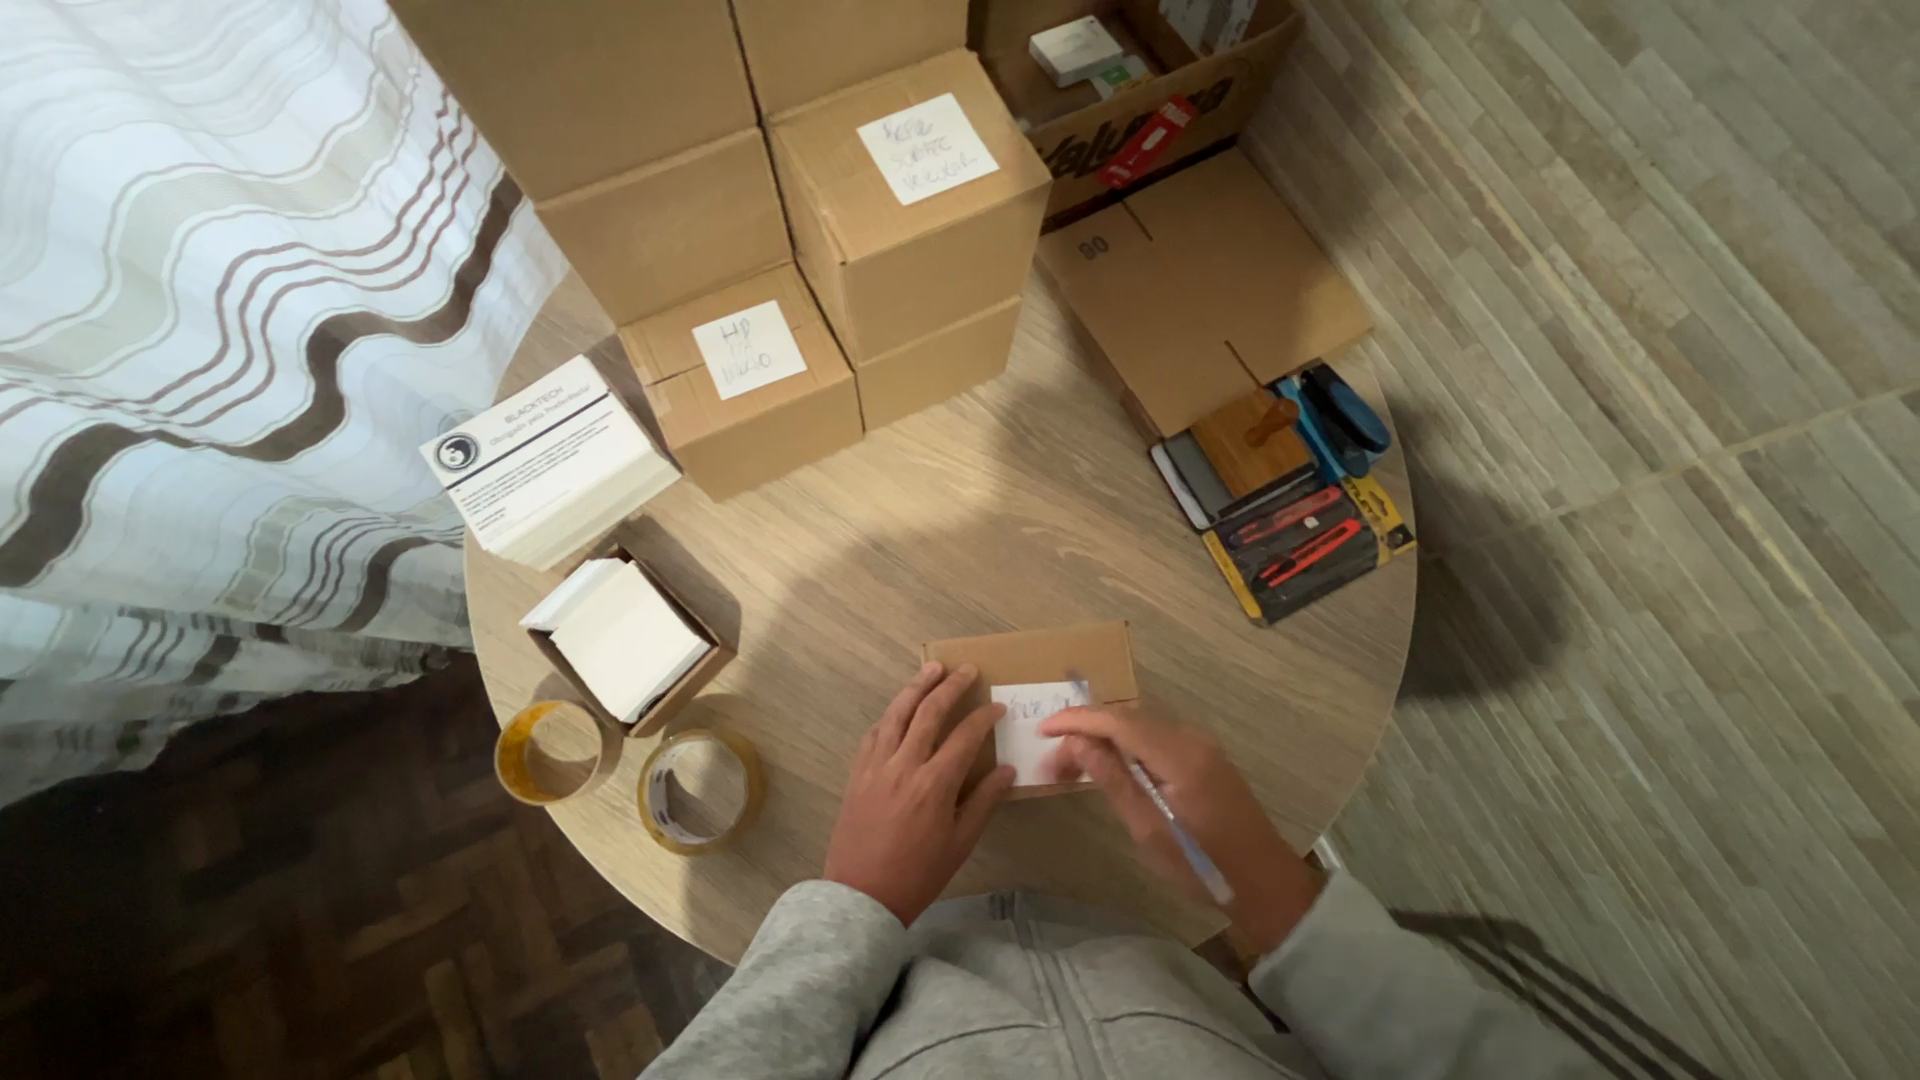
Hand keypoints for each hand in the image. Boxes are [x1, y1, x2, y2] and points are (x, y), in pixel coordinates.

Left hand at [823, 662, 1015, 925]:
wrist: (861, 895)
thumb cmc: (918, 874)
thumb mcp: (960, 843)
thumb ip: (983, 802)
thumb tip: (1007, 770)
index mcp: (935, 784)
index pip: (965, 736)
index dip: (983, 717)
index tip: (997, 706)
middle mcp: (904, 765)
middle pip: (929, 712)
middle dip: (951, 686)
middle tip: (966, 670)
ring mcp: (876, 766)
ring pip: (897, 713)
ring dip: (916, 687)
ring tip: (932, 668)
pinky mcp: (858, 772)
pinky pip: (875, 732)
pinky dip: (891, 714)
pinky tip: (899, 707)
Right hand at [1040, 705, 1322, 953]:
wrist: (1265, 882)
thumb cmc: (1203, 864)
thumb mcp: (1149, 829)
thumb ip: (1113, 780)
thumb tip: (1078, 743)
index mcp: (1178, 755)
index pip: (1117, 720)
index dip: (1076, 720)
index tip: (1042, 730)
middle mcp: (1190, 737)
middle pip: (1127, 717)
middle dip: (1085, 731)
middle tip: (1053, 761)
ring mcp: (1200, 744)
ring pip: (1139, 725)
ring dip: (1103, 737)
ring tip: (1073, 767)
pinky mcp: (1203, 756)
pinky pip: (1154, 737)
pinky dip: (1125, 744)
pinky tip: (1108, 766)